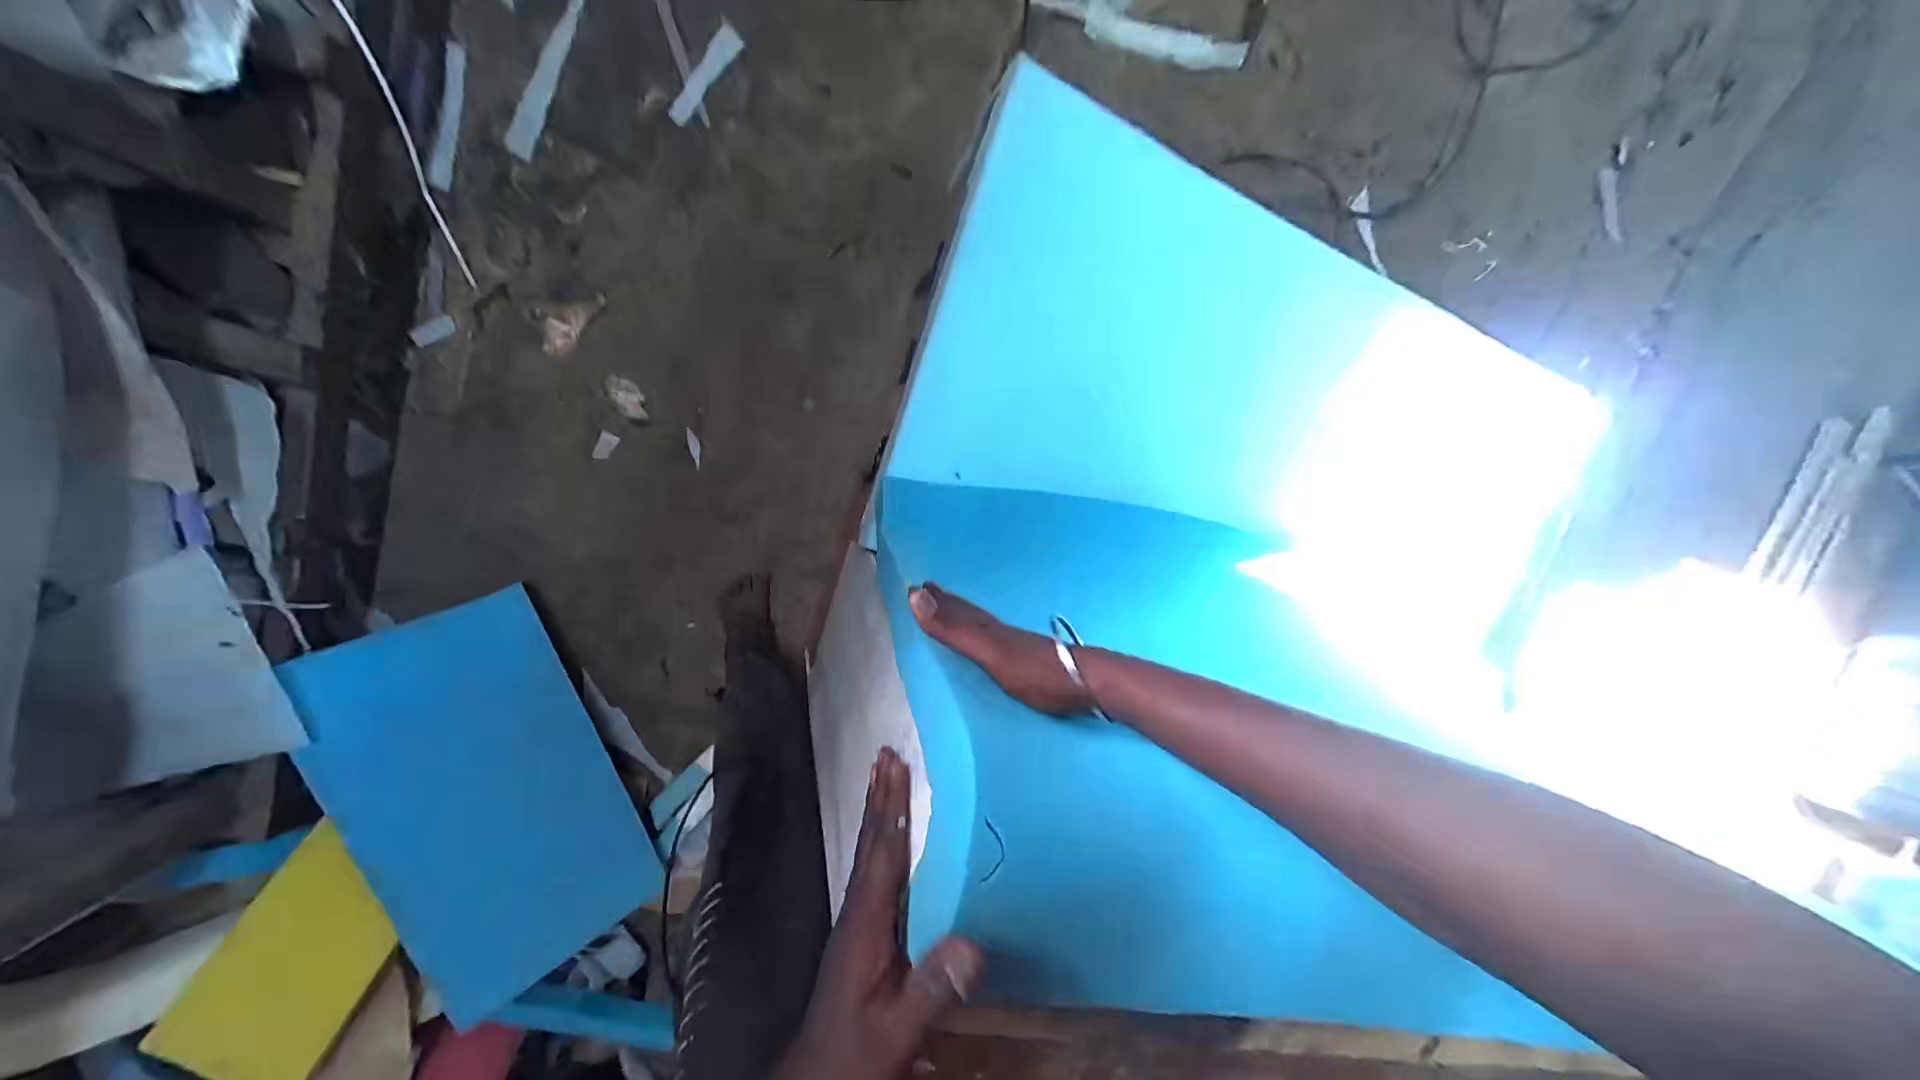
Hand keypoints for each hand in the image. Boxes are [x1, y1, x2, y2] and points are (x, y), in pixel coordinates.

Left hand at [775, 748, 983, 1079]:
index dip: (892, 809)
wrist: (817, 1076)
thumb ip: (931, 987)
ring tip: (883, 777)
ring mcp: (857, 921)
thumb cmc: (856, 1053)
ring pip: (869, 853)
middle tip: (885, 754)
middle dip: (880, 797)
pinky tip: (893, 838)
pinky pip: (876, 870)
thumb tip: (972, 942)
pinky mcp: (863, 932)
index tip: (897, 767)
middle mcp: (858, 912)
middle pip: (871, 843)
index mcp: (865, 924)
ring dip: (878, 812)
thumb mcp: (896, 1029)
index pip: (882, 854)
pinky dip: (883, 841)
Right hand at [908, 583, 1096, 716]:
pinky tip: (994, 641)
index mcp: (990, 631)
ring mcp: (1020, 647)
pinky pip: (998, 640)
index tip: (915, 588)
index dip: (936, 602)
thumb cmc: (1038, 672)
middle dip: (948, 603)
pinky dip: (985, 634)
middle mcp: (1003, 634)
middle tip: (929, 589)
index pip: (957, 612)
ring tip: (953, 609)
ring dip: (964, 616)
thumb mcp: (991, 653)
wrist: (1092, 683)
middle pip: (970, 614)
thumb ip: (955, 630)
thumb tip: (917, 596)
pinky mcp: (1033, 663)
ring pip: (984, 625)